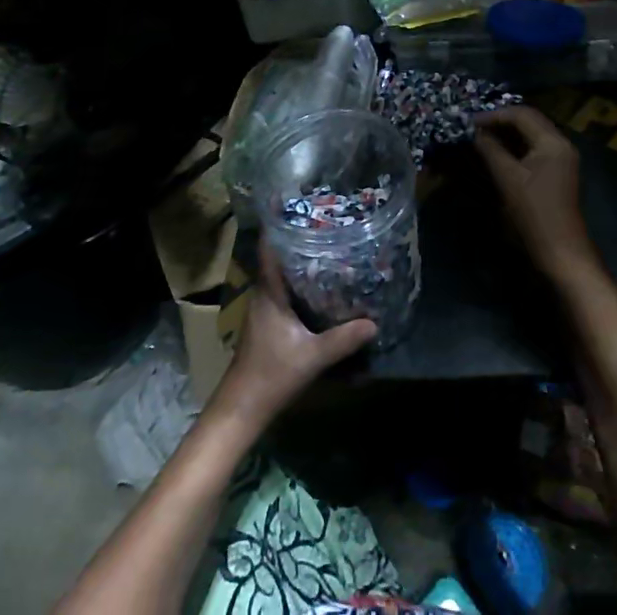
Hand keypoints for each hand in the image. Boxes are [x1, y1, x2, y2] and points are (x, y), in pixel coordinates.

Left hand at [215, 243, 377, 422]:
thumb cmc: (272, 374)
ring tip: (332, 252)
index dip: (281, 226)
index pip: (269, 249)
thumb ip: (344, 338)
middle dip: (300, 243)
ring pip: (283, 277)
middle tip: (330, 228)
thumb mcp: (313, 356)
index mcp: (269, 293)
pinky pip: (286, 293)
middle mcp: (263, 295)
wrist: (243, 407)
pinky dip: (302, 285)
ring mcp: (264, 310)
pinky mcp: (268, 324)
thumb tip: (374, 322)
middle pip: (279, 259)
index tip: (302, 209)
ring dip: (302, 265)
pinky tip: (323, 290)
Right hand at [473, 107, 590, 269]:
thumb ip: (490, 149)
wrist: (560, 248)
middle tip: (473, 126)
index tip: (469, 121)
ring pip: (532, 135)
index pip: (522, 114)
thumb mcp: (507, 177)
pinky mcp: (557, 171)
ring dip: (507, 133)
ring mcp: (562, 158)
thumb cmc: (533, 212)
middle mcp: (561, 144)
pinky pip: (535, 149)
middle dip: (500, 121)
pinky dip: (515, 146)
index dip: (494, 115)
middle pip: (529, 121)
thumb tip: (473, 131)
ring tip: (481, 137)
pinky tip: (497, 152)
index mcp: (553, 141)